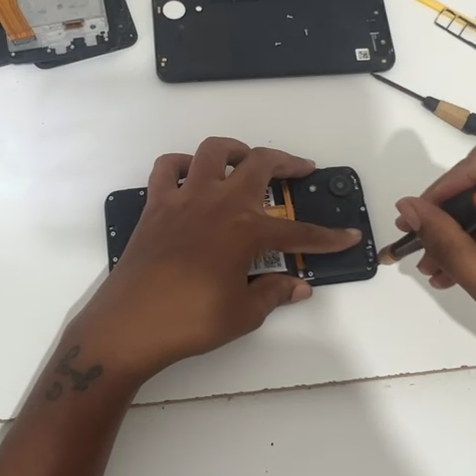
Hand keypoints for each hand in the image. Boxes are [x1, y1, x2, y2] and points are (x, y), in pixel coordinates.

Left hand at [73, 137, 362, 381]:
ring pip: (212, 151)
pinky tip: (191, 176)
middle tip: (301, 170)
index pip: (297, 231)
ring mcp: (183, 199)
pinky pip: (166, 168)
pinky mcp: (155, 205)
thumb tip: (299, 286)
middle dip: (287, 163)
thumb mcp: (242, 314)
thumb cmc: (190, 322)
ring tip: (246, 160)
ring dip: (235, 149)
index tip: (347, 236)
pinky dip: (181, 164)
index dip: (326, 237)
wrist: (129, 325)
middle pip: (259, 165)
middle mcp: (218, 203)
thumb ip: (273, 293)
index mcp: (245, 231)